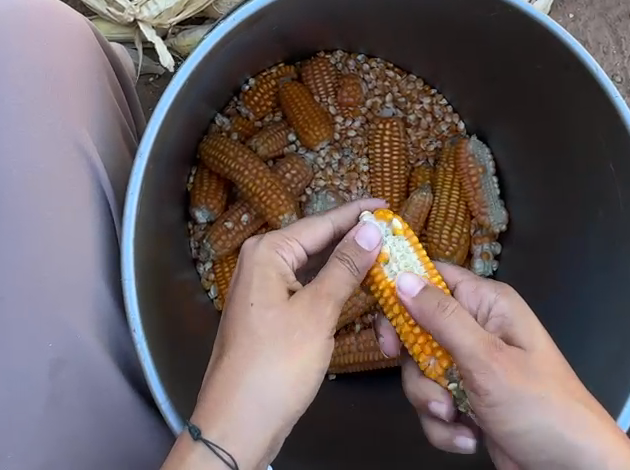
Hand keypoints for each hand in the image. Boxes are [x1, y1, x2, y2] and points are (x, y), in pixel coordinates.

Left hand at [163, 197, 386, 469]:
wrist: (237, 425)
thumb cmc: (277, 365)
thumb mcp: (317, 313)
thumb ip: (344, 267)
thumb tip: (372, 228)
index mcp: (268, 251)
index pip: (321, 223)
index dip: (356, 214)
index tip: (387, 204)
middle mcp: (261, 260)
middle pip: (315, 241)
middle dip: (352, 237)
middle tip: (392, 230)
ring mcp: (262, 288)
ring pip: (311, 265)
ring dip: (344, 261)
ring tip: (380, 252)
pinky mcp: (268, 312)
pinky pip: (305, 286)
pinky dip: (330, 284)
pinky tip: (354, 284)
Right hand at [375, 264, 629, 469]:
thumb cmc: (540, 407)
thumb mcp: (487, 360)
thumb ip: (442, 318)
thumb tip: (401, 276)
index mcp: (488, 304)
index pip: (435, 277)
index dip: (403, 291)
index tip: (383, 319)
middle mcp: (479, 329)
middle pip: (420, 328)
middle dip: (417, 363)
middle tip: (416, 377)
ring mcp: (475, 367)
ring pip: (424, 370)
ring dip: (431, 400)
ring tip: (455, 417)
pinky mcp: (472, 402)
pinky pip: (437, 402)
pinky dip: (445, 425)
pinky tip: (468, 437)